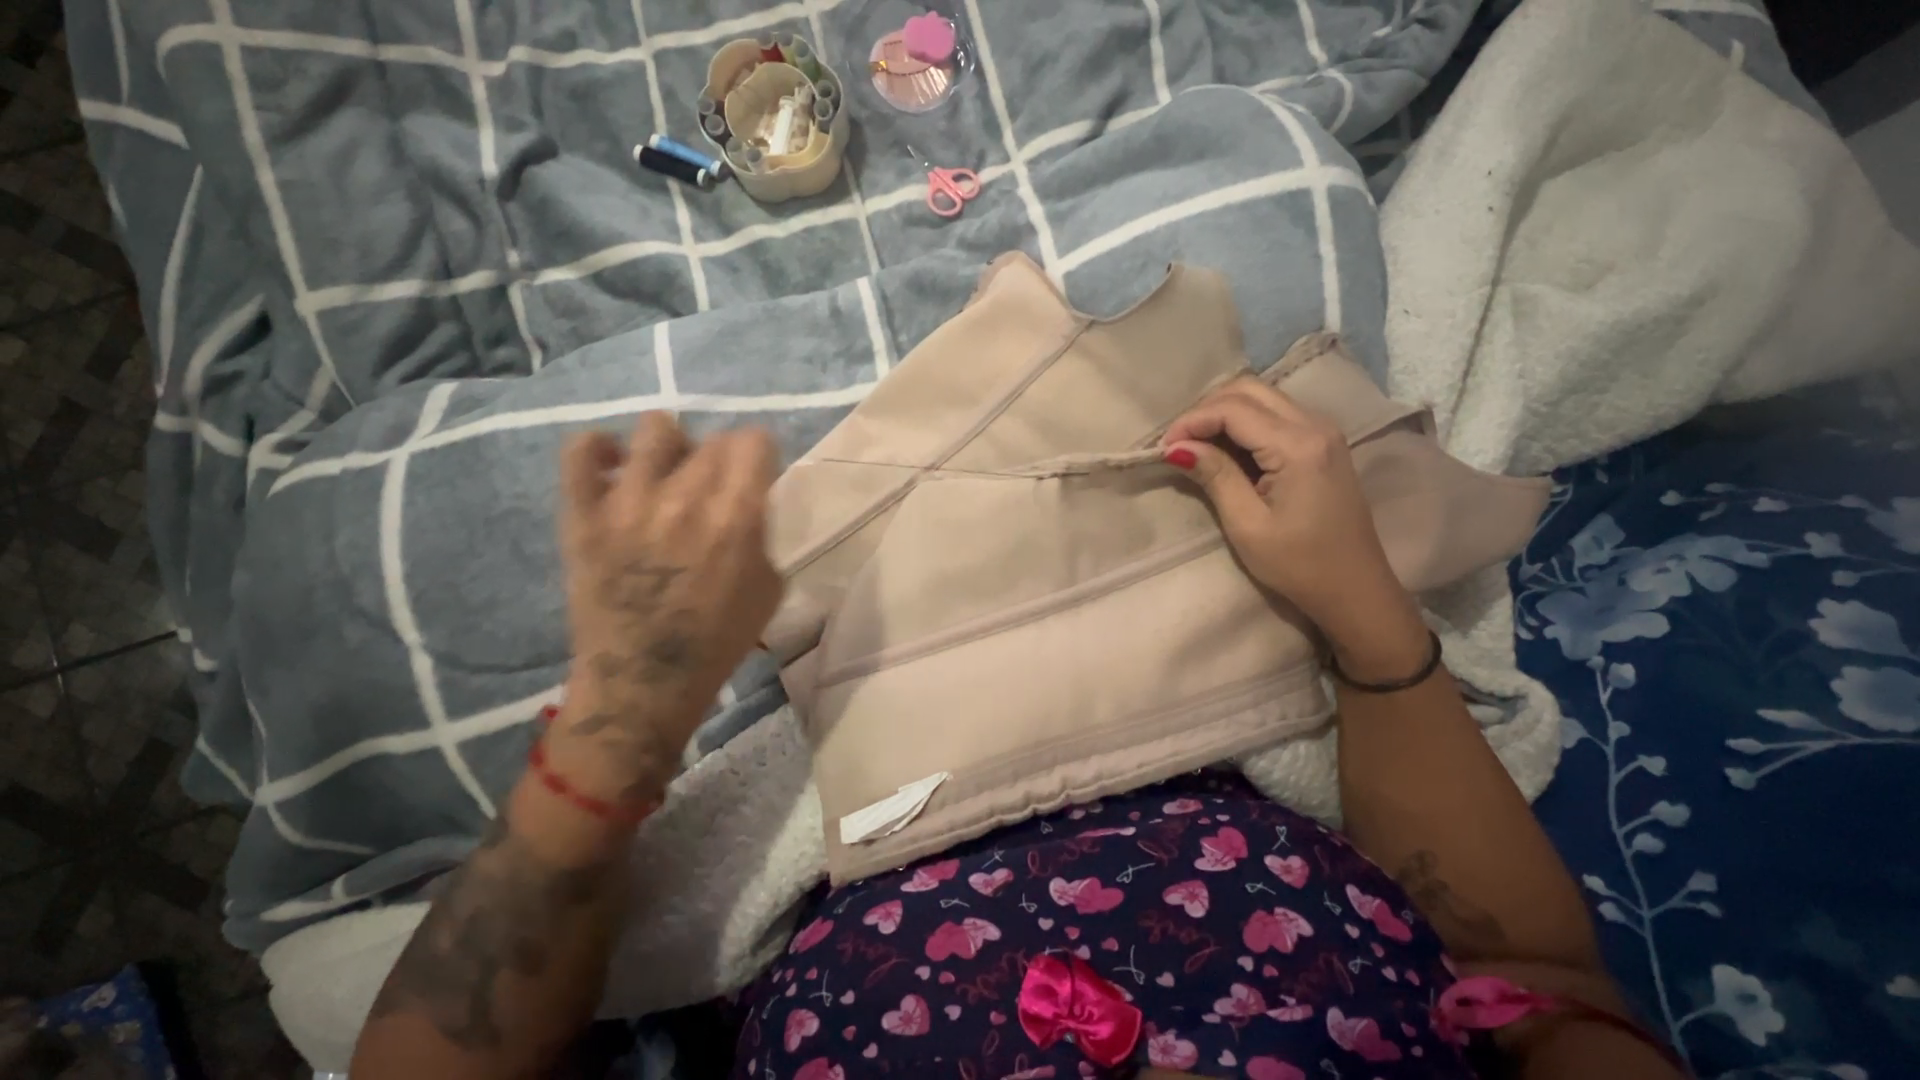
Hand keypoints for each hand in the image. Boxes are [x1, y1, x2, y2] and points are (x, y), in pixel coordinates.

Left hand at [551, 412, 783, 802]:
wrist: (642, 682)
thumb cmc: (716, 643)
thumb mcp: (767, 589)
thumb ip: (760, 534)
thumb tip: (747, 501)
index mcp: (736, 518)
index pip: (755, 441)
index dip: (759, 455)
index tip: (754, 474)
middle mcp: (685, 498)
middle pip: (711, 439)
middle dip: (720, 458)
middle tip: (711, 489)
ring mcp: (628, 502)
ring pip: (656, 429)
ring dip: (670, 447)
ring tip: (665, 474)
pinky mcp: (584, 514)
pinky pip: (581, 451)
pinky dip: (599, 450)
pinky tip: (614, 468)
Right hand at [1161, 379, 1427, 679]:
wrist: (1354, 589)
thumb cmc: (1299, 565)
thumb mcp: (1248, 526)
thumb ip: (1215, 476)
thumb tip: (1176, 447)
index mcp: (1299, 446)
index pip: (1233, 409)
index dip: (1191, 421)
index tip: (1163, 449)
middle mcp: (1316, 425)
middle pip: (1249, 390)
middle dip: (1206, 409)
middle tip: (1178, 443)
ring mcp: (1324, 431)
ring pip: (1263, 398)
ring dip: (1225, 414)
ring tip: (1196, 447)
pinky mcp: (1323, 444)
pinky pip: (1277, 414)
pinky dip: (1245, 423)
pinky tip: (1225, 451)